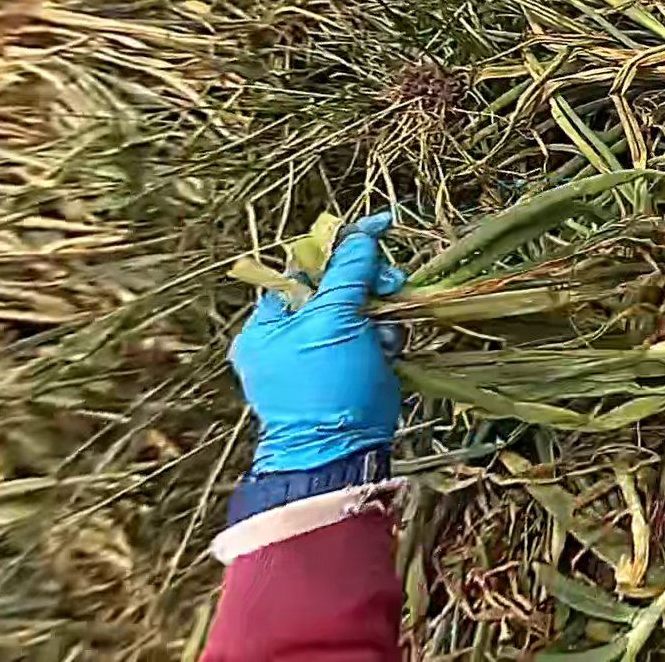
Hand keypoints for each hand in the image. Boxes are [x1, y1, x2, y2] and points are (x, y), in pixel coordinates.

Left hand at [231, 211, 407, 473]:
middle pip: (345, 281)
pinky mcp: (360, 353)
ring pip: (370, 301)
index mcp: (273, 320)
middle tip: (392, 285)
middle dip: (373, 280)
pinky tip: (389, 347)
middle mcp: (299, 328)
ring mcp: (331, 342)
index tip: (381, 223)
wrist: (342, 440)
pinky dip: (391, 331)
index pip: (309, 266)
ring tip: (389, 331)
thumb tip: (360, 234)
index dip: (344, 245)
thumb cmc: (323, 382)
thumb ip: (348, 274)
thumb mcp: (332, 321)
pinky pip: (382, 325)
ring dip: (386, 308)